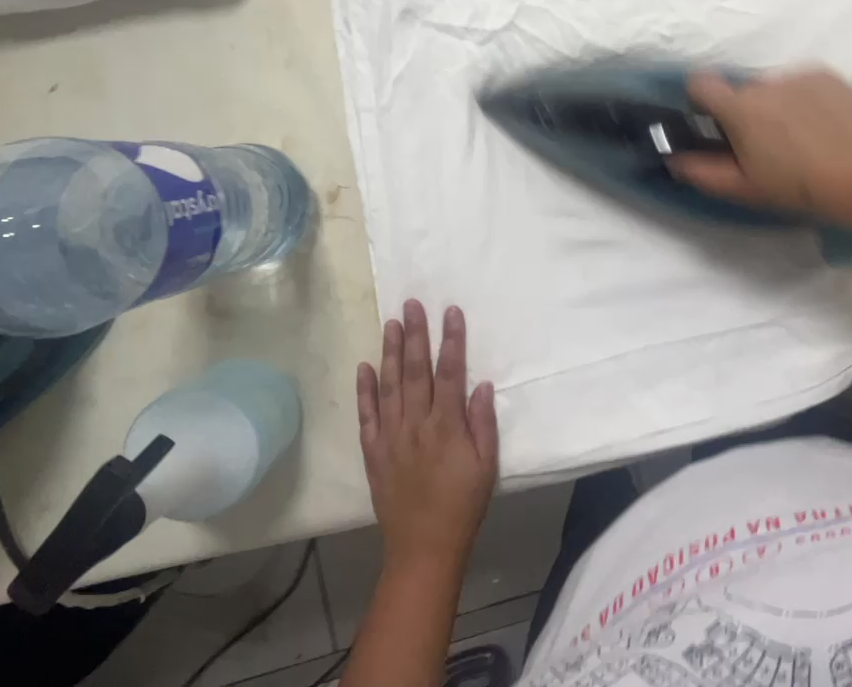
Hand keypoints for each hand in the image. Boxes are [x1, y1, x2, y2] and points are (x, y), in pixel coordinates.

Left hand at [356, 300, 498, 570]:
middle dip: (415, 334)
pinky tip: (365, 366)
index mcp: (447, 426)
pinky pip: (367, 415)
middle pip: (415, 371)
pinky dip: (364, 390)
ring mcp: (391, 436)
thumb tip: (480, 383)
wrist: (424, 547)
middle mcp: (416, 424)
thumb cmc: (463, 504)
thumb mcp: (487, 465)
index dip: (451, 340)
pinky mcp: (373, 452)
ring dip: (390, 352)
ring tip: (391, 323)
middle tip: (412, 304)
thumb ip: (483, 423)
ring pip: (389, 386)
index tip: (450, 311)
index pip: (450, 372)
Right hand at [668, 69, 851, 220]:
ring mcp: (800, 75)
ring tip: (803, 142)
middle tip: (766, 150)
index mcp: (740, 108)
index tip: (714, 127)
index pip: (700, 83)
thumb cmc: (803, 187)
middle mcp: (766, 83)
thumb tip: (673, 158)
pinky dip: (804, 102)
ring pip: (774, 90)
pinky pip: (802, 85)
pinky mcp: (828, 75)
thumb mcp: (746, 189)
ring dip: (777, 109)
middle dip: (746, 116)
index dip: (700, 102)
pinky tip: (824, 129)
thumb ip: (702, 172)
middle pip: (742, 93)